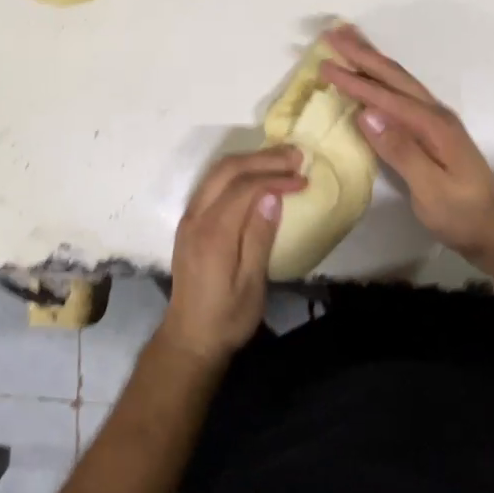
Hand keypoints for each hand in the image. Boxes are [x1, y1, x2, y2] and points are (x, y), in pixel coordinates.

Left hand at [158, 147, 305, 363]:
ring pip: (217, 173)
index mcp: (213, 232)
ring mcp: (189, 217)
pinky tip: (257, 176)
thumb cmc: (227, 317)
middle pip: (227, 170)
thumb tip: (272, 196)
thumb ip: (259, 237)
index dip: (275, 178)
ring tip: (281, 160)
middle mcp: (196, 216)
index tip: (304, 179)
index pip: (244, 188)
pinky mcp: (190, 222)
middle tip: (296, 156)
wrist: (189, 336)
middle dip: (263, 159)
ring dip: (249, 161)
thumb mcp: (251, 284)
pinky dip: (236, 172)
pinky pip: (212, 184)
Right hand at [320, 25, 493, 256]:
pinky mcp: (431, 129)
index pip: (386, 96)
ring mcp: (435, 120)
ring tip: (349, 39)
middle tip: (333, 33)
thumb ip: (400, 151)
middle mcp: (435, 114)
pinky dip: (381, 76)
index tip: (324, 65)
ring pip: (398, 80)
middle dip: (362, 54)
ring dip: (372, 59)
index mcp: (433, 126)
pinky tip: (371, 74)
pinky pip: (400, 92)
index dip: (354, 80)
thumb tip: (367, 114)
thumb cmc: (461, 214)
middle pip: (394, 76)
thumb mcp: (430, 190)